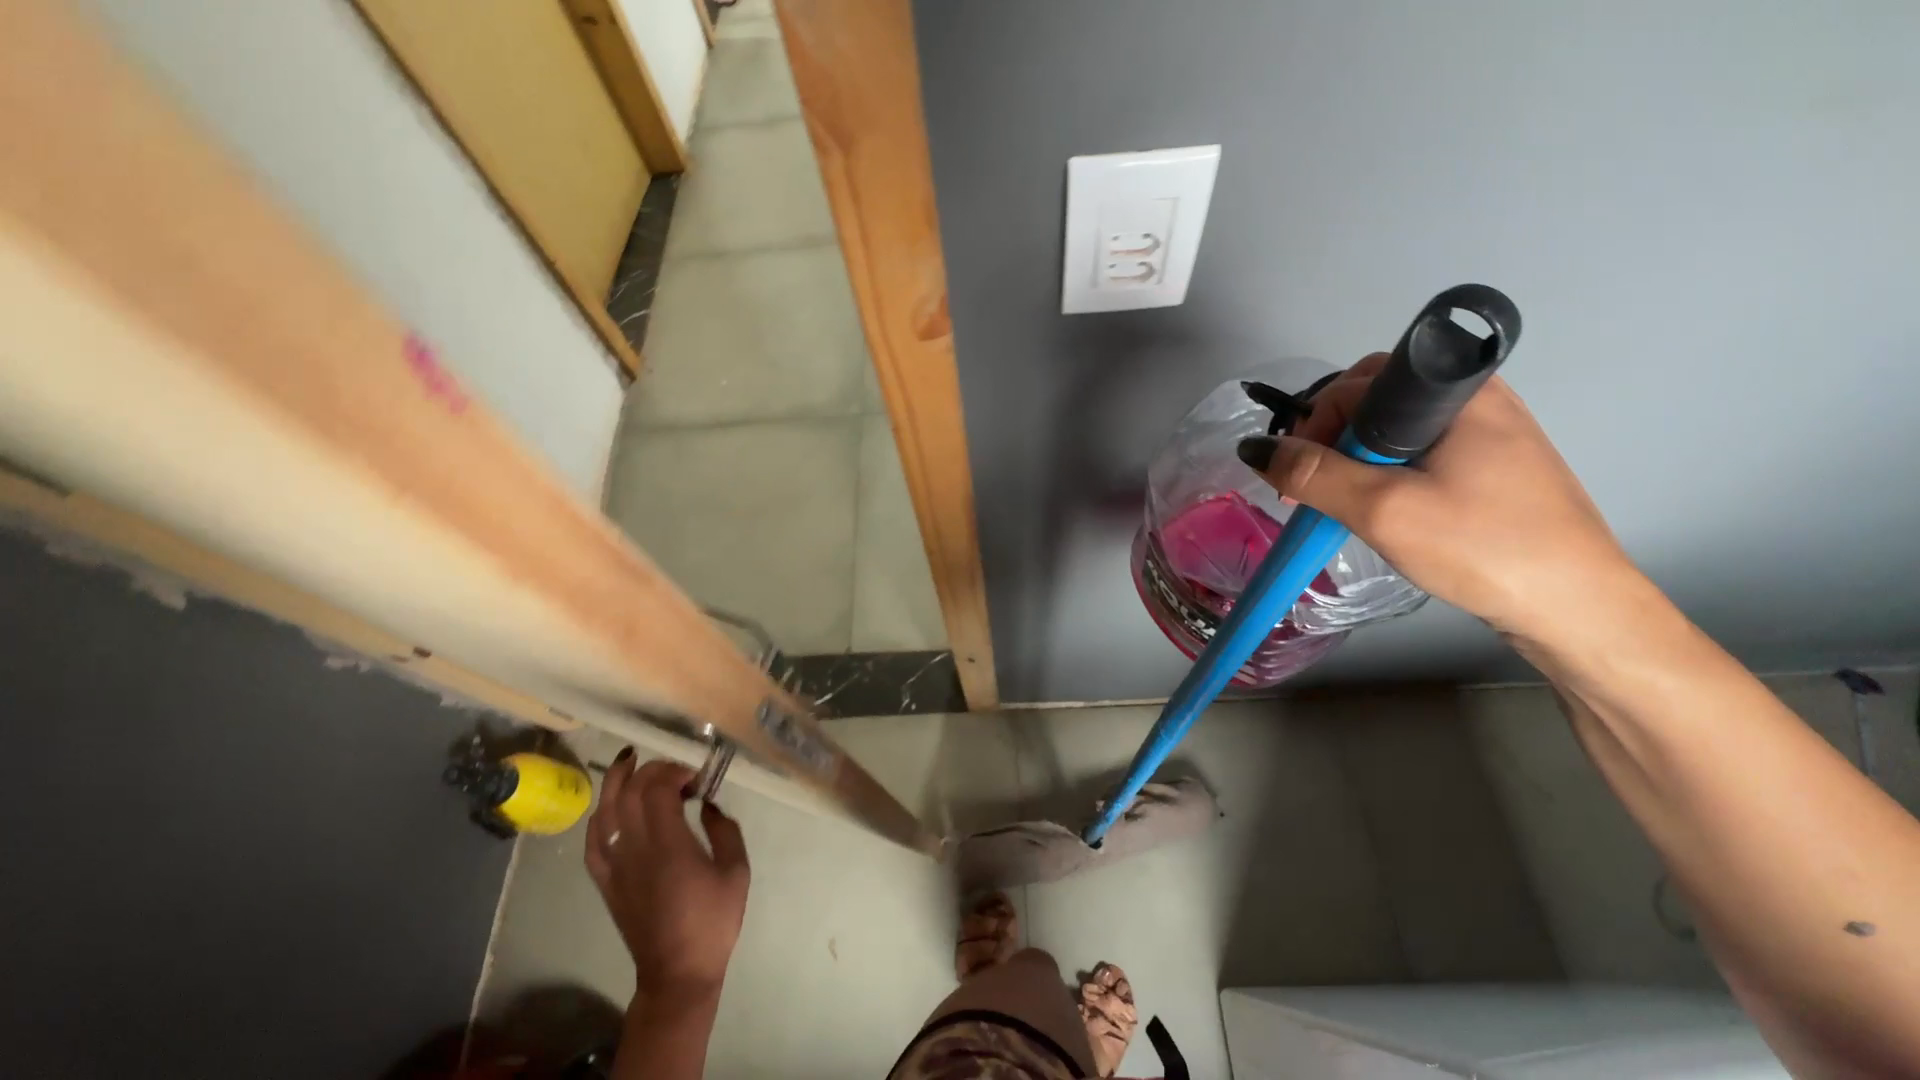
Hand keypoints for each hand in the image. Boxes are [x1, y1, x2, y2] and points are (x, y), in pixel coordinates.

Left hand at [584, 753, 750, 1001]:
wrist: (678, 971)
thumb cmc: (713, 922)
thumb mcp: (736, 872)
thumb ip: (726, 831)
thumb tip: (709, 805)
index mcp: (669, 845)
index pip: (657, 790)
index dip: (674, 772)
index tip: (695, 777)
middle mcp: (635, 849)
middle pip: (628, 792)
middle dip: (649, 771)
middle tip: (672, 770)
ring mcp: (615, 865)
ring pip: (604, 811)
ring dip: (615, 782)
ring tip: (629, 763)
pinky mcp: (605, 881)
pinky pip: (592, 841)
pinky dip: (599, 817)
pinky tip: (609, 808)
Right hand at [1239, 353, 1641, 645]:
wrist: (1576, 606)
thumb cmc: (1482, 547)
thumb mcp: (1383, 510)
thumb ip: (1315, 474)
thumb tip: (1254, 449)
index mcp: (1456, 391)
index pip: (1358, 381)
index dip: (1317, 422)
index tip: (1301, 474)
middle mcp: (1477, 399)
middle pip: (1376, 402)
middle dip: (1333, 444)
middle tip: (1315, 497)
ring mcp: (1493, 433)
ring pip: (1398, 433)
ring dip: (1359, 466)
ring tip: (1349, 511)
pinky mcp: (1498, 468)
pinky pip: (1423, 456)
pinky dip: (1390, 479)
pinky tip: (1389, 515)